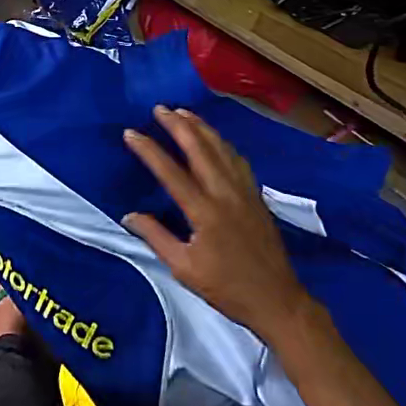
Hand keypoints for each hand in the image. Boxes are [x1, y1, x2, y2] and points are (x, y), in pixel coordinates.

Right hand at [123, 106, 313, 340]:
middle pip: (200, 148)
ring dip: (201, 127)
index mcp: (204, 211)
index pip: (171, 172)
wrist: (275, 297)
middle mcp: (225, 192)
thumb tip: (130, 215)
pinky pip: (237, 159)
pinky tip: (215, 138)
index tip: (131, 132)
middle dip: (178, 125)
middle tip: (160, 108)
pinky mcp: (256, 193)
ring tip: (183, 112)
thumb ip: (157, 237)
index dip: (149, 150)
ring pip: (221, 148)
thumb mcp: (184, 269)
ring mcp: (244, 190)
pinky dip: (222, 143)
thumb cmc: (226, 288)